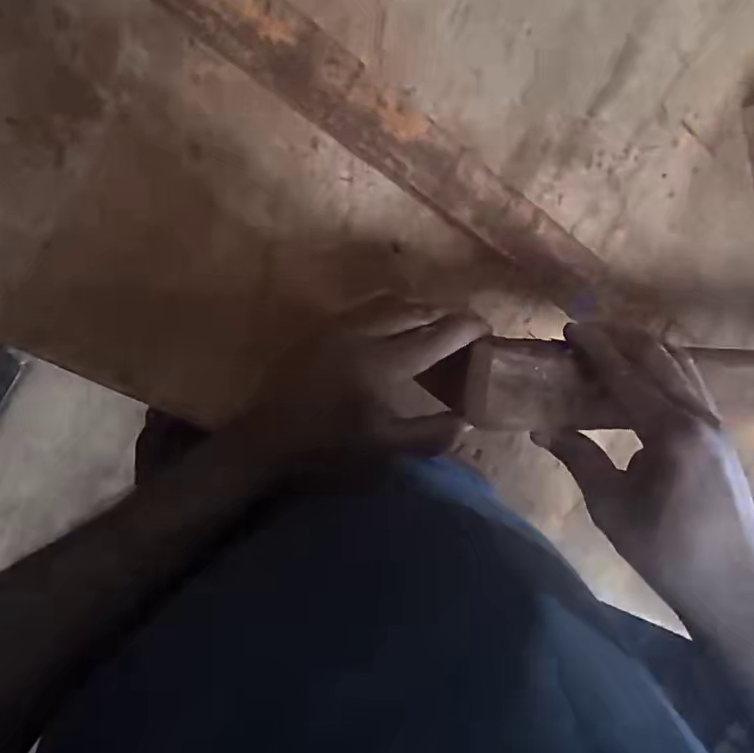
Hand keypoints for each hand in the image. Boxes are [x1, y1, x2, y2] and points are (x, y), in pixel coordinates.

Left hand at [233, 297, 489, 462]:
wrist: (266, 438)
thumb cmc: (327, 447)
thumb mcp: (382, 449)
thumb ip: (428, 434)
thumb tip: (465, 421)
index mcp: (383, 362)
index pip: (436, 335)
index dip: (466, 329)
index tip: (487, 330)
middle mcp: (363, 333)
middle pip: (415, 310)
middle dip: (445, 314)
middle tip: (464, 328)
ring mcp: (338, 327)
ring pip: (389, 303)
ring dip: (418, 309)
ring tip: (433, 324)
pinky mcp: (320, 329)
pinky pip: (365, 308)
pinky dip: (390, 311)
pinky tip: (392, 328)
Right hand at [533, 323, 753, 638]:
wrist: (733, 590)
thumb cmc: (665, 551)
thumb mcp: (610, 505)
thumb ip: (578, 458)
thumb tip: (539, 427)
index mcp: (671, 431)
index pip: (626, 374)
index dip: (596, 348)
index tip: (570, 328)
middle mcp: (700, 417)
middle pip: (659, 358)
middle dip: (621, 337)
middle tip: (586, 331)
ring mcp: (718, 426)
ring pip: (682, 367)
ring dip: (646, 350)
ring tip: (612, 345)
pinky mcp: (723, 439)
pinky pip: (692, 387)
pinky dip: (665, 370)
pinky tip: (645, 381)